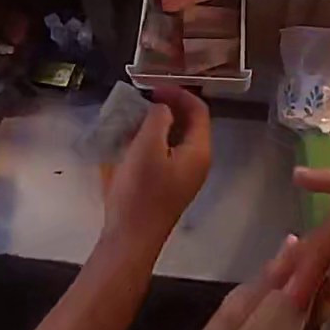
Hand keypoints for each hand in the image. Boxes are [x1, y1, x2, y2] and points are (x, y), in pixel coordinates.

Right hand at [102, 85, 211, 248]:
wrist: (130, 240)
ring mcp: (185, 176)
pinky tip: (134, 140)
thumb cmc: (140, 192)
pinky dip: (154, 140)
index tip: (153, 88)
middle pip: (190, 123)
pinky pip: (168, 153)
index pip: (199, 110)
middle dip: (169, 107)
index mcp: (199, 151)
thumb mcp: (147, 146)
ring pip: (177, 138)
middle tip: (144, 99)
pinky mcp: (170, 186)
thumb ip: (159, 119)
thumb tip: (163, 107)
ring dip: (159, 123)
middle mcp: (198, 162)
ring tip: (136, 116)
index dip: (178, 93)